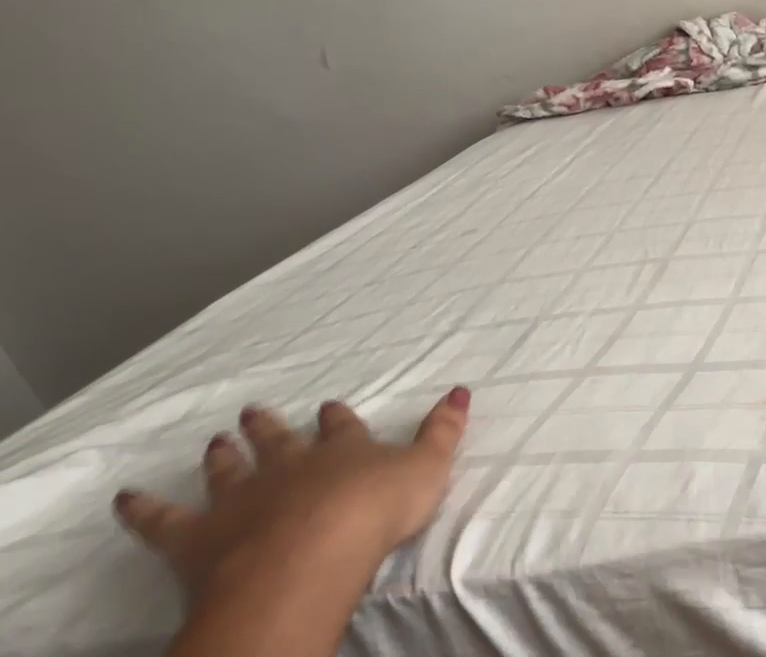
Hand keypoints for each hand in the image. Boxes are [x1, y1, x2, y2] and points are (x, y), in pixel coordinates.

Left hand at [114, 390, 468, 598]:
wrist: (309, 557)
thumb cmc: (376, 511)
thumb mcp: (427, 467)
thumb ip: (444, 430)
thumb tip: (462, 388)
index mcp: (342, 452)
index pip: (340, 428)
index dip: (335, 418)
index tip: (328, 406)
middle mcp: (290, 466)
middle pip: (278, 442)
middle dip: (269, 427)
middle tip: (254, 411)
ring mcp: (240, 498)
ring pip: (228, 471)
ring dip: (222, 456)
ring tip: (214, 440)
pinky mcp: (197, 536)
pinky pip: (162, 520)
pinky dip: (142, 509)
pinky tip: (124, 497)